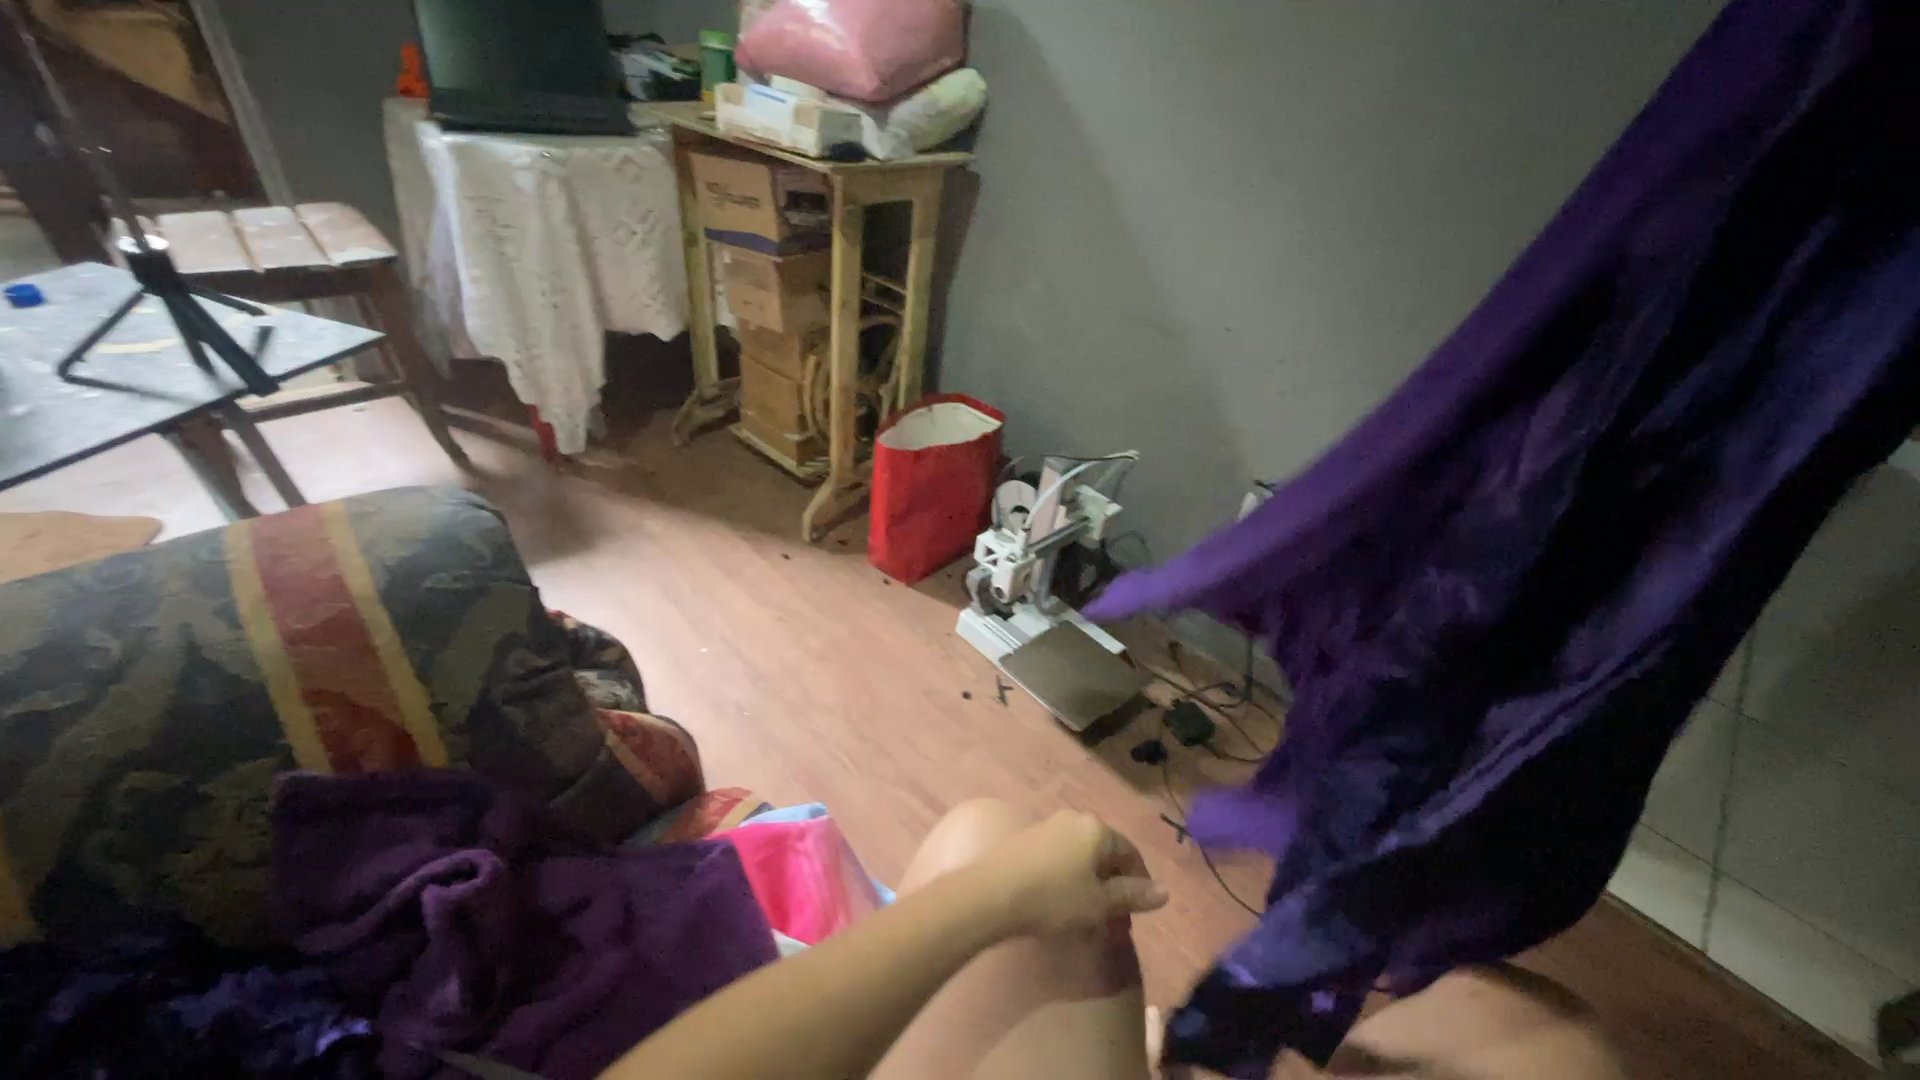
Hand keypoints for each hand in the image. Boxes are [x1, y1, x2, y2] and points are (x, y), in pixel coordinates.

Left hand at [985, 810, 1168, 935]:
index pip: (1131, 853)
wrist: (991, 893)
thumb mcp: (1099, 903)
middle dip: (1114, 885)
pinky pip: (1060, 856)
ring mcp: (1047, 826)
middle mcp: (1073, 819)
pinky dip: (1069, 877)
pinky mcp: (1025, 838)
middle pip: (1105, 852)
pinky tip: (1061, 901)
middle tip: (1115, 920)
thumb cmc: (1053, 898)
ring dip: (1091, 882)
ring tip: (1089, 914)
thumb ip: (1132, 895)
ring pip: (1081, 855)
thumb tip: (1165, 892)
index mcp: (1097, 829)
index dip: (1140, 883)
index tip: (1139, 912)